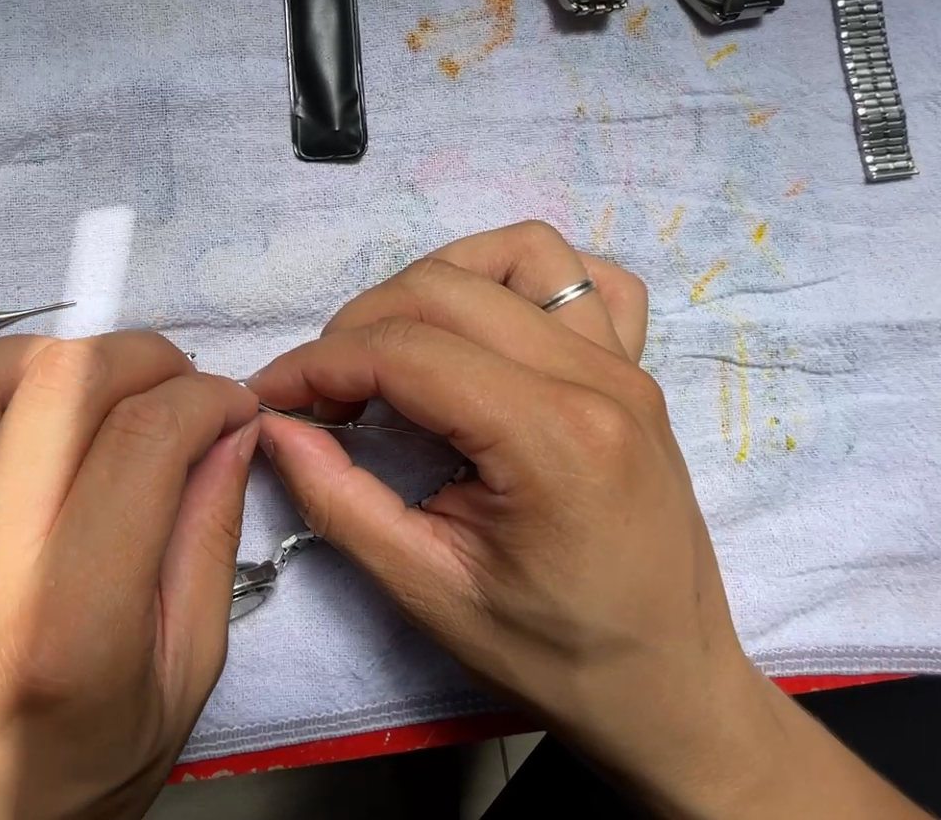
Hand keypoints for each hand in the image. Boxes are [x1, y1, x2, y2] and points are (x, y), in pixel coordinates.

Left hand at [0, 332, 258, 819]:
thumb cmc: (96, 760)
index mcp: (69, 614)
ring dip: (43, 357)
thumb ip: (211, 532)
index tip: (229, 406)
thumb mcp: (191, 664)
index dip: (203, 398)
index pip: (140, 441)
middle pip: (53, 385)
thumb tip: (227, 426)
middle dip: (137, 357)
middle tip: (174, 384)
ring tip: (90, 390)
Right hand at [251, 221, 927, 818]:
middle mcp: (595, 376)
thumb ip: (338, 499)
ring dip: (434, 280)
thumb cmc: (552, 653)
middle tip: (321, 390)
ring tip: (394, 343)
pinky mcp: (636, 367)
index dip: (316, 365)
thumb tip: (272, 426)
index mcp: (551, 437)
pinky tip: (487, 325)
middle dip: (355, 327)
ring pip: (516, 251)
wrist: (671, 688)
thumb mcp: (426, 590)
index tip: (269, 396)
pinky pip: (585, 277)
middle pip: (441, 289)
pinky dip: (520, 277)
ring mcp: (625, 362)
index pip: (403, 353)